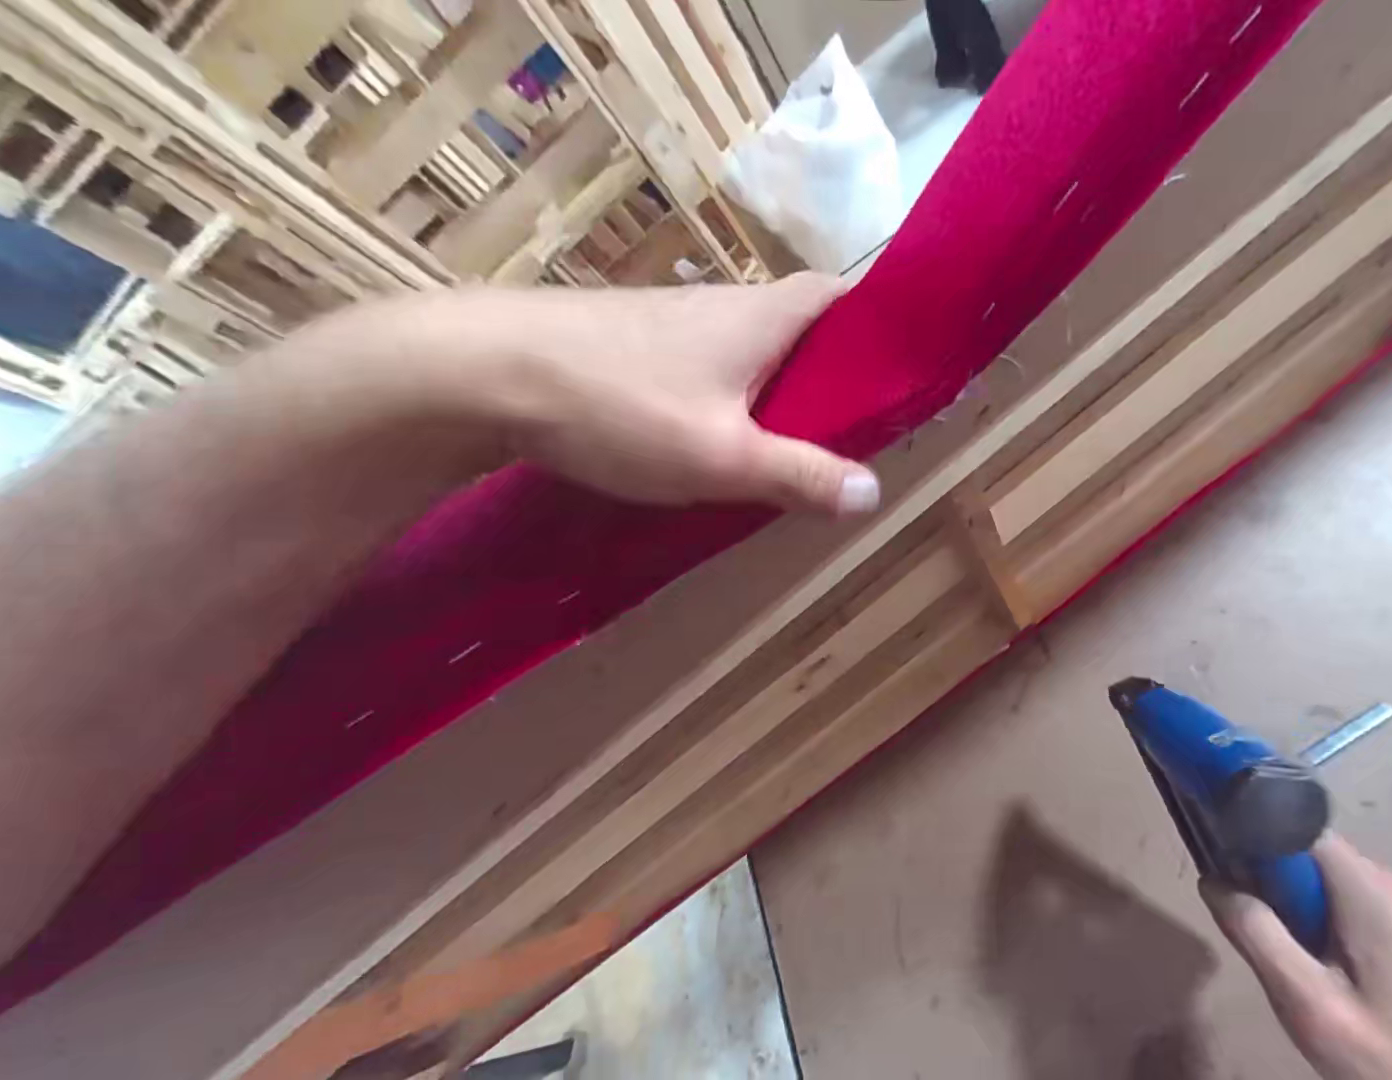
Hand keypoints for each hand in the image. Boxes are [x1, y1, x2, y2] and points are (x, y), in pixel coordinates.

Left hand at [299, 274, 879, 515]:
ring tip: (796, 445)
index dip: (880, 324)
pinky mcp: (638, 346)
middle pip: (803, 327)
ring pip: (753, 351)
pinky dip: (733, 398)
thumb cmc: (621, 405)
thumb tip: (873, 493)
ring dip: (780, 390)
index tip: (903, 368)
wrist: (487, 372)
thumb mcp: (723, 455)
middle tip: (855, 426)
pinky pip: (710, 369)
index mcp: (765, 315)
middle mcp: (727, 306)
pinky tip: (720, 439)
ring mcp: (677, 324)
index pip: (845, 296)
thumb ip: (800, 474)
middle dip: (834, 371)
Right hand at [1202, 835, 1391, 1079]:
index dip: (1260, 841)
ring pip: (1344, 886)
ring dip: (1314, 910)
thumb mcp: (1312, 1008)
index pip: (1301, 830)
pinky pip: (1374, 910)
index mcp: (1379, 894)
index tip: (1235, 874)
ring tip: (1311, 967)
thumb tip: (1213, 881)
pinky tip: (1349, 979)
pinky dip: (1346, 927)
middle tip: (1274, 941)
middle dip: (1284, 887)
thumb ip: (1257, 936)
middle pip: (1319, 860)